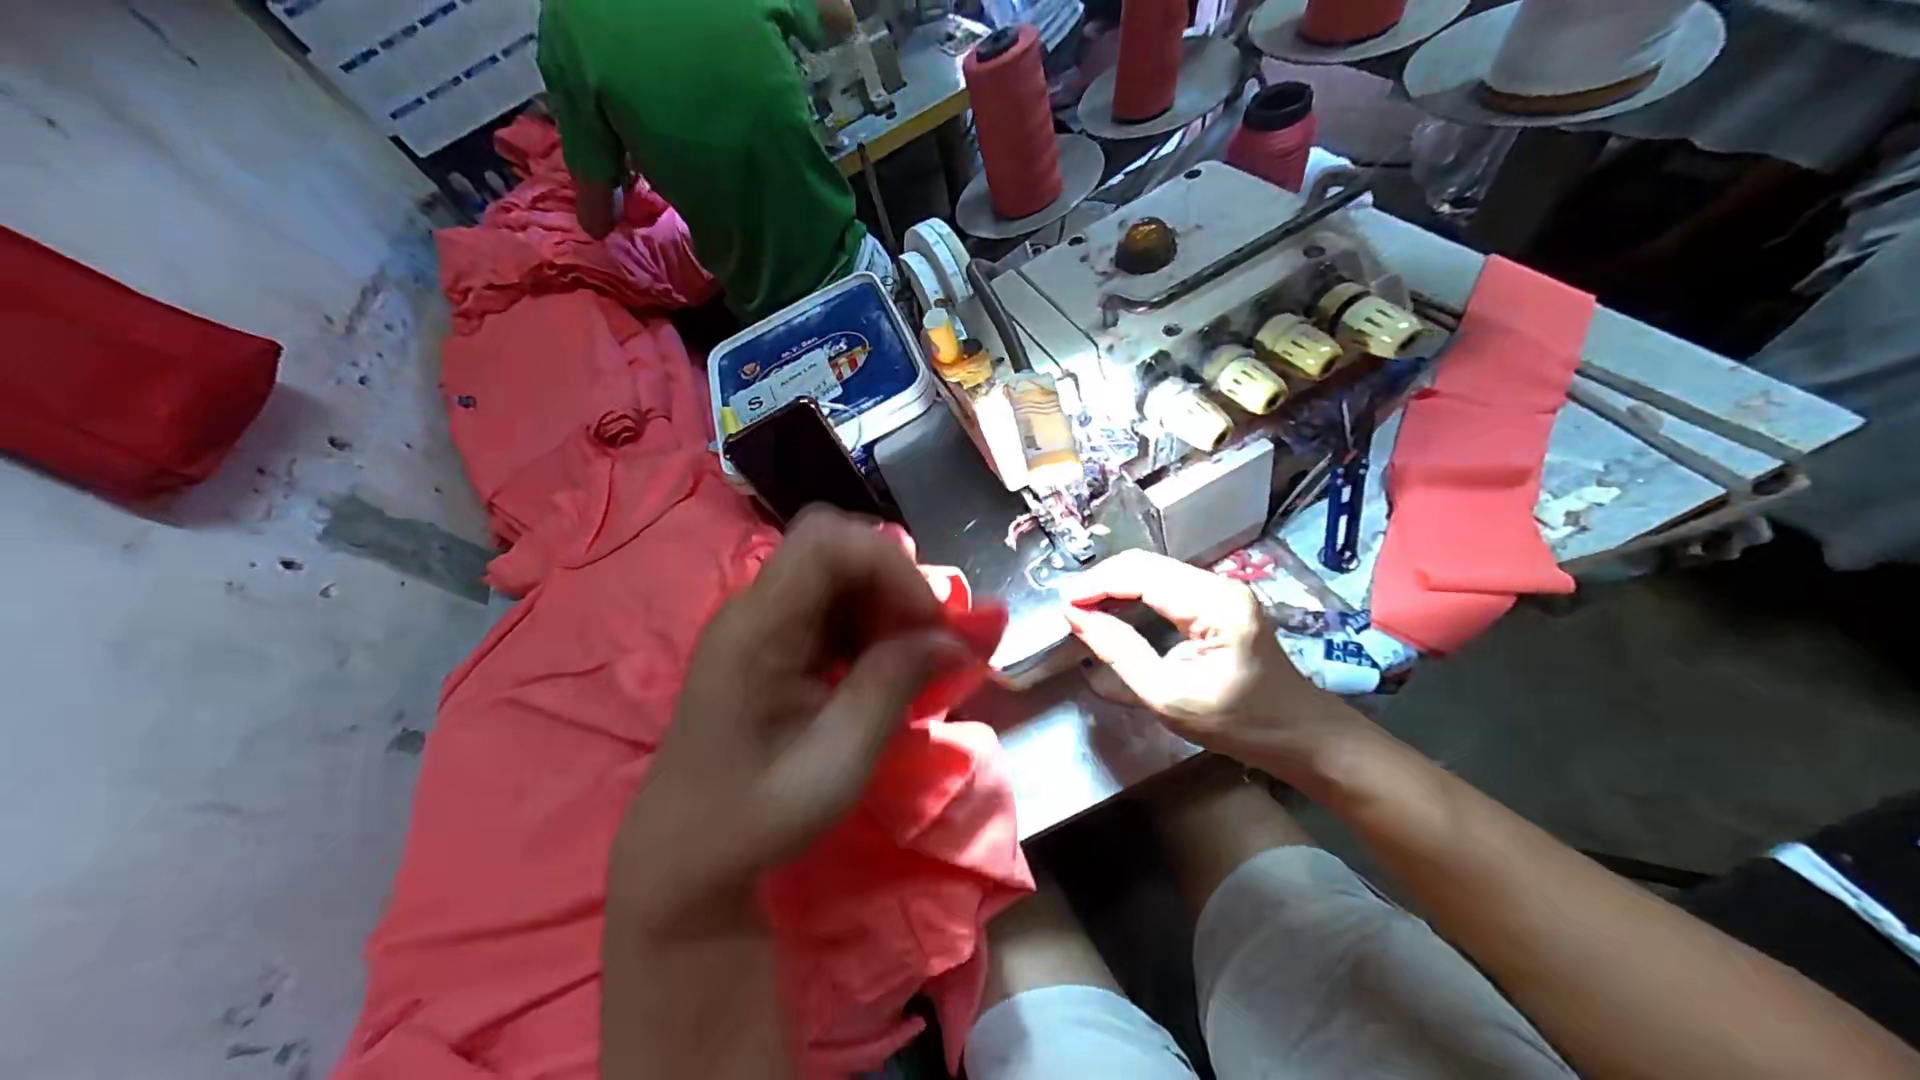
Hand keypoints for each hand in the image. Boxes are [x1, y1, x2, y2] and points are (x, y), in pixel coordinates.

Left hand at [610, 511, 987, 929]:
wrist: (687, 851)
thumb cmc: (757, 814)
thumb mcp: (838, 759)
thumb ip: (894, 685)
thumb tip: (954, 639)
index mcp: (756, 628)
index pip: (826, 543)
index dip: (890, 564)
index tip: (928, 622)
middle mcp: (753, 607)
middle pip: (833, 546)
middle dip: (893, 579)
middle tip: (926, 637)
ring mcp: (759, 620)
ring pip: (836, 570)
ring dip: (884, 601)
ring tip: (908, 657)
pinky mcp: (770, 639)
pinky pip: (829, 603)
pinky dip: (868, 622)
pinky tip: (879, 666)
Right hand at [1059, 549, 1358, 770]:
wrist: (1298, 733)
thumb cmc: (1237, 723)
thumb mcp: (1168, 696)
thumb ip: (1119, 652)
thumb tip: (1075, 617)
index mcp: (1215, 605)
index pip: (1142, 575)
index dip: (1097, 584)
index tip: (1063, 605)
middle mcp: (1220, 584)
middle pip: (1146, 564)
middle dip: (1102, 581)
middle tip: (1069, 608)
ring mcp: (1222, 588)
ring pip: (1153, 570)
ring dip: (1114, 584)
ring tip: (1083, 609)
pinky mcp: (1219, 598)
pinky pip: (1165, 583)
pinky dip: (1133, 592)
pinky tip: (1113, 608)